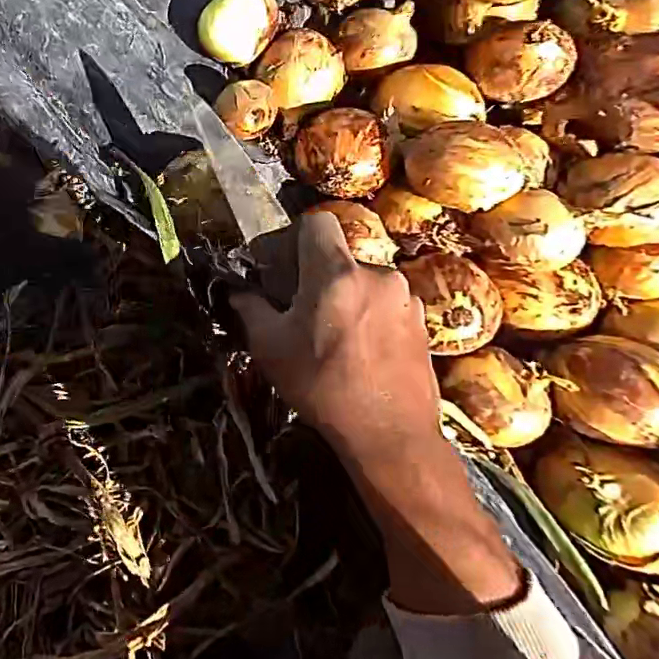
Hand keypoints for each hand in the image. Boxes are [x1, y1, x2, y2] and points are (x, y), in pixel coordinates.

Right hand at [230, 213, 520, 613]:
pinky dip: (371, 315)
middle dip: (319, 275)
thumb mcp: (270, 348)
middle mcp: (376, 273)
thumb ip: (250, 308)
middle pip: (339, 255)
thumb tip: (236, 290)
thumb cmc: (322, 387)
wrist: (391, 436)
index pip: (317, 222)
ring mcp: (405, 297)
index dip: (297, 236)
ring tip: (336, 336)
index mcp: (335, 273)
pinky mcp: (422, 322)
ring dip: (347, 296)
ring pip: (364, 280)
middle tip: (304, 310)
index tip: (287, 266)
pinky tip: (363, 351)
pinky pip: (386, 303)